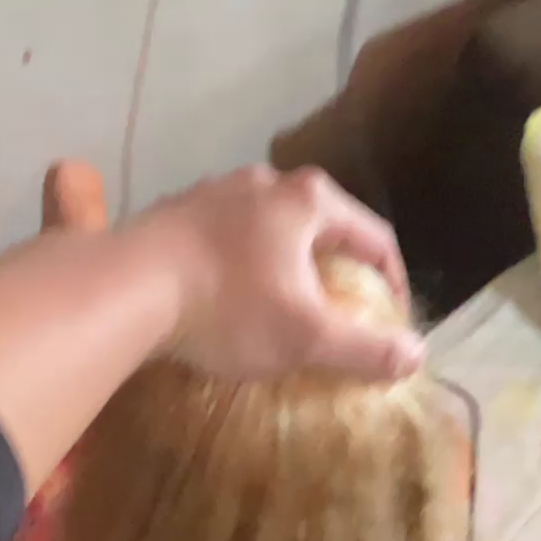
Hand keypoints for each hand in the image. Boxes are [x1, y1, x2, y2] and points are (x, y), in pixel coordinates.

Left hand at [129, 164, 424, 379]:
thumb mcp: (306, 336)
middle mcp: (265, 182)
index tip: (392, 320)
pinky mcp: (176, 211)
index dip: (394, 282)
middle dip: (339, 270)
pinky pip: (229, 236)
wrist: (125, 288)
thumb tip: (416, 357)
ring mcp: (215, 191)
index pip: (375, 237)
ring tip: (286, 305)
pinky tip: (231, 294)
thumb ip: (366, 348)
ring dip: (289, 265)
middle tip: (342, 314)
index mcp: (308, 201)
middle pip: (324, 227)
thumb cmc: (229, 307)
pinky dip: (245, 264)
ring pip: (273, 229)